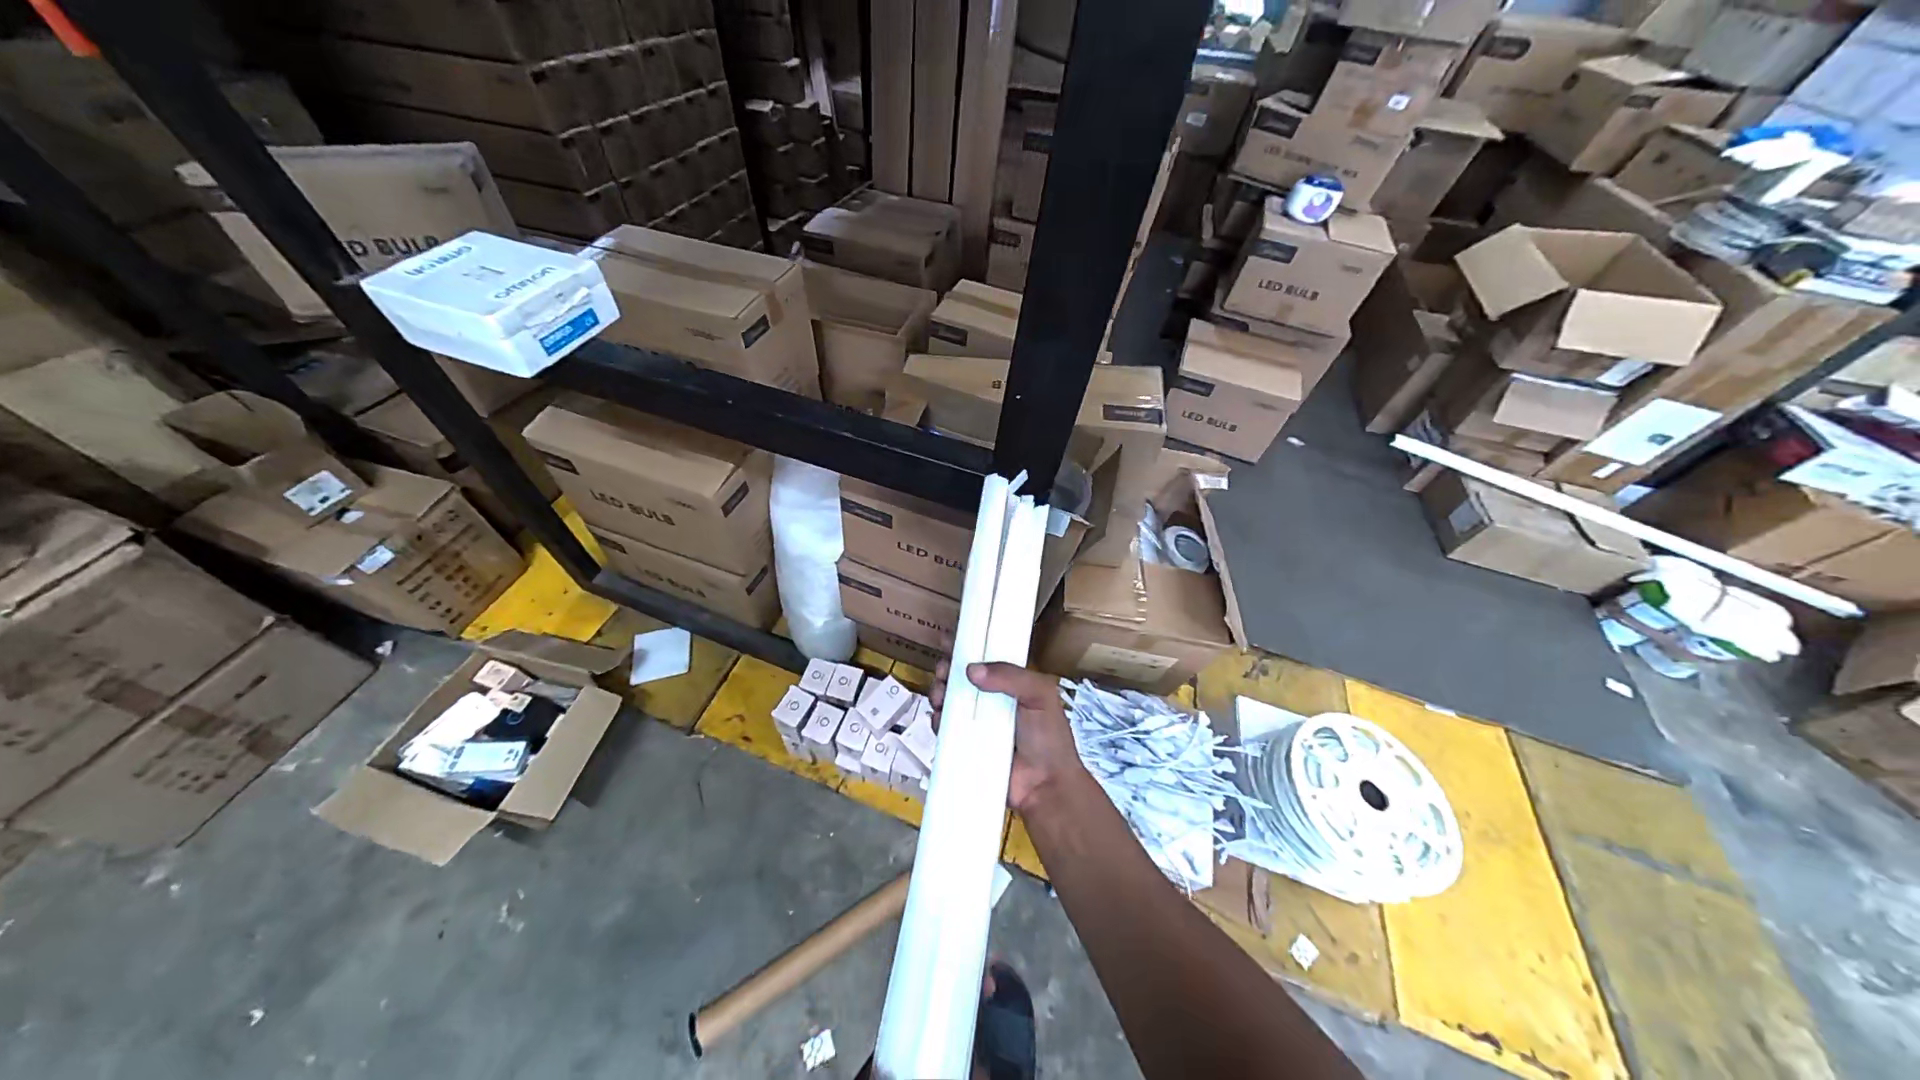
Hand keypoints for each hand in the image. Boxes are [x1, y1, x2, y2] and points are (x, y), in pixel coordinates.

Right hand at [929, 659, 1085, 812]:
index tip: (948, 638)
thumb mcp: (1040, 694)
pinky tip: (939, 717)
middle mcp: (989, 700)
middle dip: (946, 668)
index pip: (984, 658)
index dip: (965, 646)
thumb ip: (1010, 676)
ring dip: (938, 691)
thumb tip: (970, 670)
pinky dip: (937, 719)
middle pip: (959, 676)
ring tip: (940, 694)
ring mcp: (975, 722)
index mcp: (1009, 683)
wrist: (1045, 786)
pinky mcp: (963, 745)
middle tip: (943, 670)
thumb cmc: (1049, 737)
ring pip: (947, 699)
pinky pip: (943, 728)